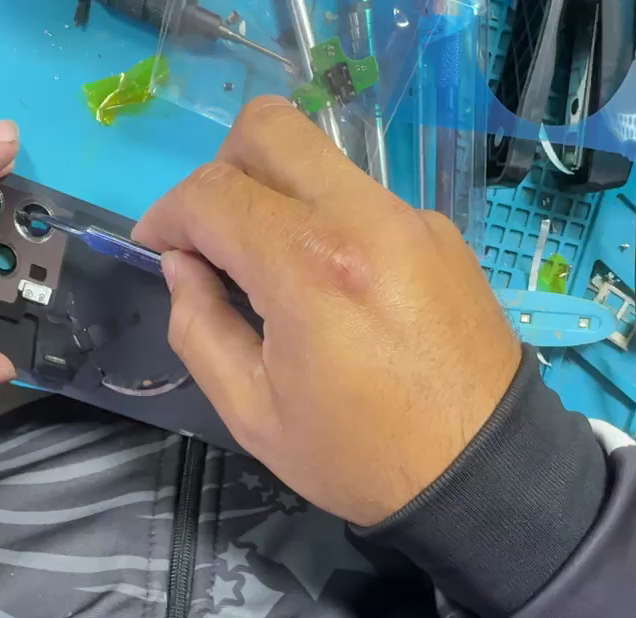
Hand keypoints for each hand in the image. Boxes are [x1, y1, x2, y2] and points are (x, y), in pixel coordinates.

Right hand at [133, 98, 519, 526]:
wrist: (479, 470)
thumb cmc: (359, 457)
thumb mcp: (255, 415)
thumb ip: (199, 330)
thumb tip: (183, 268)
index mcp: (309, 266)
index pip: (213, 193)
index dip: (167, 216)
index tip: (157, 250)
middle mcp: (363, 217)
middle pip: (269, 130)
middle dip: (219, 172)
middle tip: (213, 240)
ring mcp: (410, 217)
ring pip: (319, 159)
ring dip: (274, 196)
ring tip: (272, 272)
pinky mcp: (439, 233)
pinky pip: (362, 199)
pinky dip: (326, 221)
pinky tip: (334, 289)